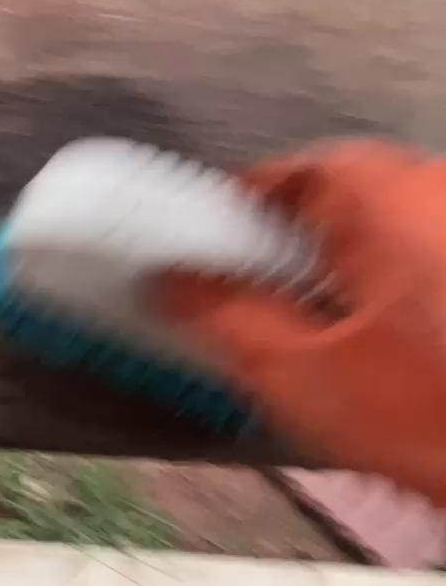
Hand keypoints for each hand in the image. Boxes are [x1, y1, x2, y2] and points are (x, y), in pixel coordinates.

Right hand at [156, 140, 445, 504]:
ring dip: (335, 261)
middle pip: (358, 195)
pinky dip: (382, 283)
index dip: (245, 195)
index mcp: (403, 211)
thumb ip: (220, 314)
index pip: (312, 168)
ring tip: (290, 317)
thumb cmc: (426, 417)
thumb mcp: (292, 371)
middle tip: (231, 285)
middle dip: (286, 235)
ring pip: (397, 229)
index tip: (196, 236)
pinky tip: (360, 334)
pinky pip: (427, 258)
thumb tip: (165, 278)